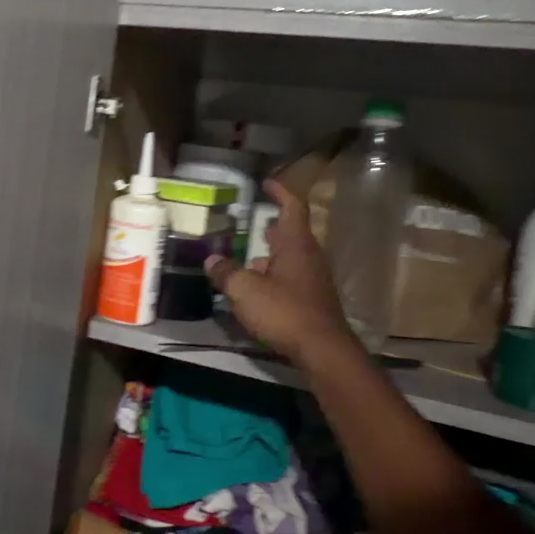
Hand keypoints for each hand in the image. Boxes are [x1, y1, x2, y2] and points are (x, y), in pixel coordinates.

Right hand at [205, 178, 363, 372]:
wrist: (322, 350)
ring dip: (270, 256)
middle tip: (253, 223)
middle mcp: (309, 257)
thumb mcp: (244, 290)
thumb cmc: (284, 311)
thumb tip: (212, 260)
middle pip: (292, 234)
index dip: (280, 192)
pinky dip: (273, 278)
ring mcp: (314, 281)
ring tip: (246, 259)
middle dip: (272, 227)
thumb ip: (226, 273)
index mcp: (296, 245)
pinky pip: (290, 280)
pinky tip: (256, 291)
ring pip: (290, 259)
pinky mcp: (313, 301)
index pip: (292, 208)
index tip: (267, 183)